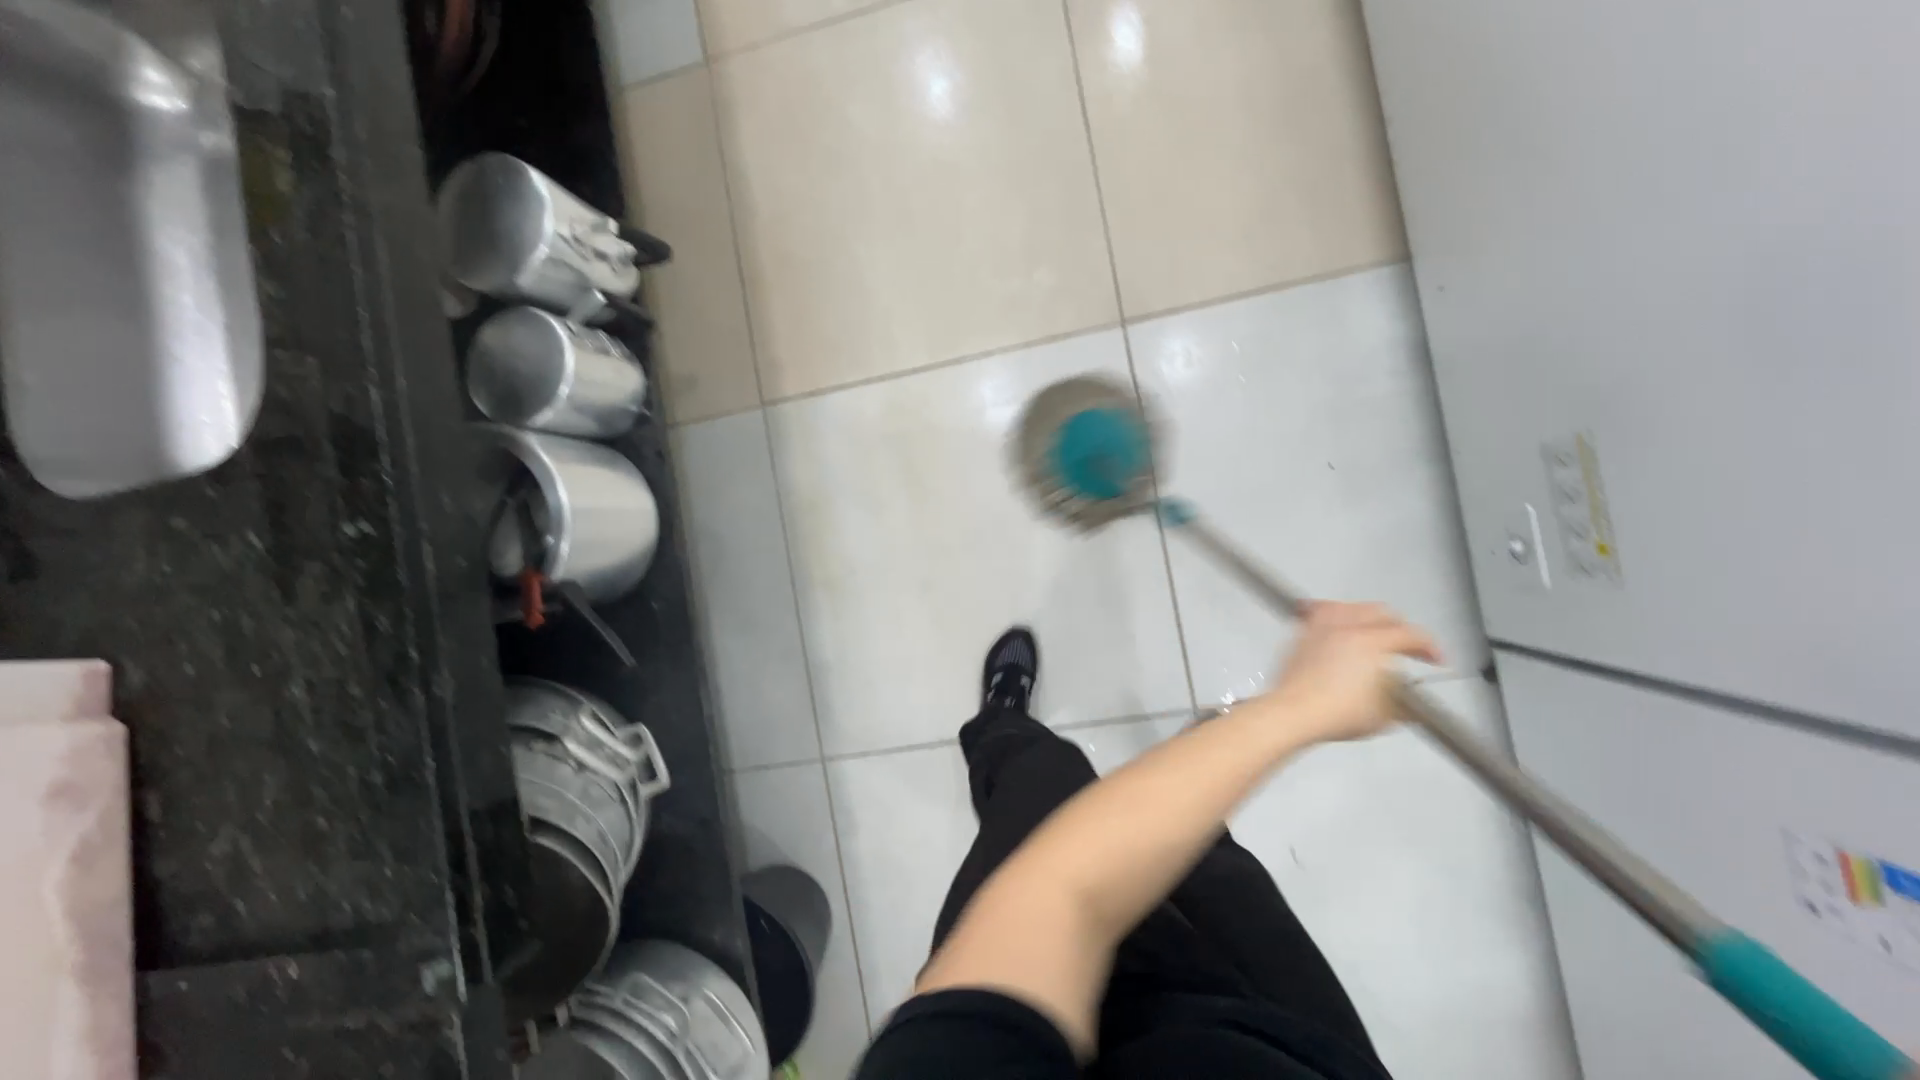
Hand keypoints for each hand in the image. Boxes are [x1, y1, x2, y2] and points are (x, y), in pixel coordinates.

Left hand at [1258, 601, 1441, 743]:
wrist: (1292, 713)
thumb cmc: (1334, 714)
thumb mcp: (1383, 715)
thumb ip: (1403, 703)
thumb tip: (1410, 704)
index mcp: (1371, 642)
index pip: (1411, 635)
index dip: (1430, 647)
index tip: (1436, 658)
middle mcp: (1345, 627)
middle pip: (1382, 613)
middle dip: (1400, 628)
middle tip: (1407, 646)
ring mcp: (1320, 627)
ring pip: (1351, 606)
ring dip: (1368, 617)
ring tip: (1375, 631)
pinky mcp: (1302, 634)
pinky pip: (1320, 611)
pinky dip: (1335, 615)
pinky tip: (1336, 625)